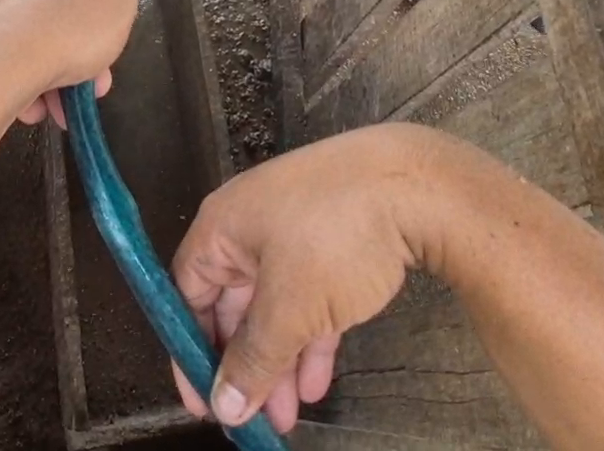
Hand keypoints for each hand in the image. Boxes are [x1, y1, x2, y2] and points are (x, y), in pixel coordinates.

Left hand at [0, 0, 137, 124]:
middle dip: (90, 45)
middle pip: (71, 3)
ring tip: (66, 107)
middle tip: (99, 79)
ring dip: (62, 73)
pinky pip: (18, 56)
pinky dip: (30, 81)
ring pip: (45, 36)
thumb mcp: (122, 3)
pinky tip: (35, 106)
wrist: (1, 59)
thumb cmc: (72, 24)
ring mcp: (2, 0)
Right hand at [170, 125, 445, 432]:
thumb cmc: (334, 235)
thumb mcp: (288, 308)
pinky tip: (318, 380)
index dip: (191, 348)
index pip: (188, 293)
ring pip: (274, 304)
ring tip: (289, 416)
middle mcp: (250, 224)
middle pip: (233, 303)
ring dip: (278, 360)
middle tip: (253, 417)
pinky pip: (309, 294)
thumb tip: (224, 403)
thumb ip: (253, 360)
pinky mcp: (332, 237)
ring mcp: (294, 228)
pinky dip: (309, 335)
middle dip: (244, 364)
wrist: (415, 185)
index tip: (204, 400)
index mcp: (222, 227)